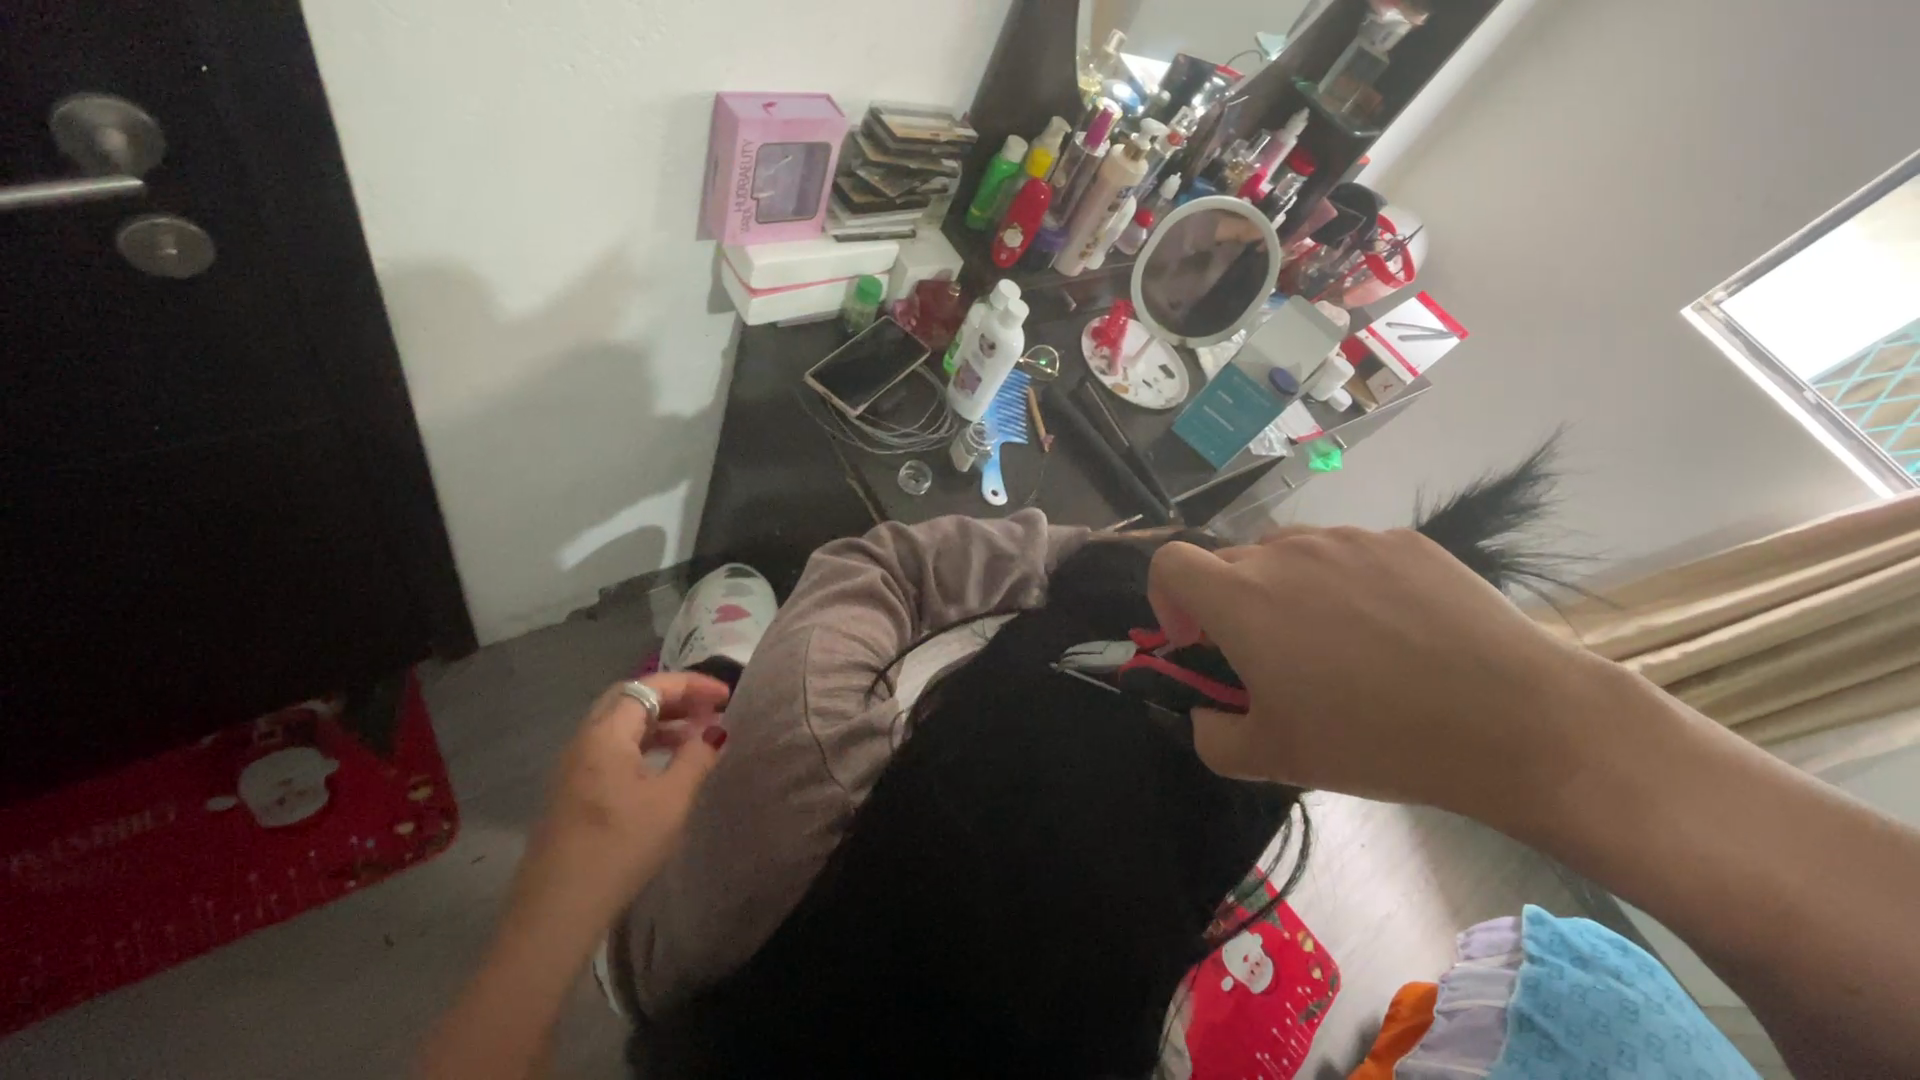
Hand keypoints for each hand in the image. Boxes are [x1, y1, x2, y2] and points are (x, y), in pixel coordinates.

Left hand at [508, 674, 730, 933]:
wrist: (557, 910)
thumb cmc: (620, 848)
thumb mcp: (671, 801)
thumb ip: (696, 758)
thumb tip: (716, 730)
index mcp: (605, 734)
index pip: (650, 686)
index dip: (691, 684)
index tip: (726, 695)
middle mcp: (583, 740)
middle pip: (630, 698)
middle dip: (673, 698)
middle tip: (710, 710)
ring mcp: (572, 766)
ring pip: (619, 725)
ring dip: (659, 722)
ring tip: (696, 737)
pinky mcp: (571, 791)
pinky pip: (610, 748)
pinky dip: (642, 744)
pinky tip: (664, 767)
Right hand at [1148, 527, 1618, 826]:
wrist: (1513, 720)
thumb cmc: (1375, 741)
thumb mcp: (1272, 759)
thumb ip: (1210, 735)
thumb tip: (1206, 711)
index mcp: (1241, 598)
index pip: (1168, 563)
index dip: (1167, 599)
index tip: (1197, 642)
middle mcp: (1287, 552)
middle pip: (1230, 563)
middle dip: (1230, 606)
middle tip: (1269, 660)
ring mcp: (1350, 540)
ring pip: (1291, 555)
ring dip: (1287, 592)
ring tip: (1336, 646)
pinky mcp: (1404, 541)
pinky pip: (1351, 555)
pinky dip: (1347, 585)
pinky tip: (1394, 633)